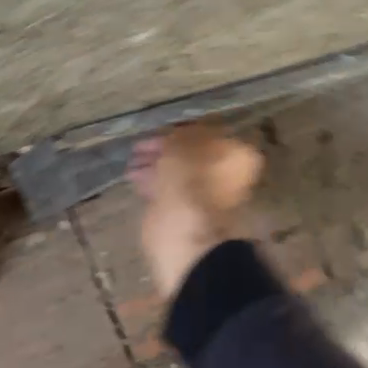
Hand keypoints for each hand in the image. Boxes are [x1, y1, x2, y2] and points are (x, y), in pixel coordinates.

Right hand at [128, 124, 263, 296]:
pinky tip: (137, 182)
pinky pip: (170, 193)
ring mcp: (209, 197)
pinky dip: (154, 186)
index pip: (203, 134)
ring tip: (132, 167)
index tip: (154, 133)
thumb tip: (172, 137)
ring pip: (178, 175)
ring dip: (155, 169)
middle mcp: (227, 174)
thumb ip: (176, 137)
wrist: (184, 234)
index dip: (177, 133)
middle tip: (138, 150)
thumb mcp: (179, 146)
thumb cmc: (187, 183)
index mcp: (235, 154)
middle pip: (190, 156)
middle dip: (163, 152)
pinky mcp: (189, 215)